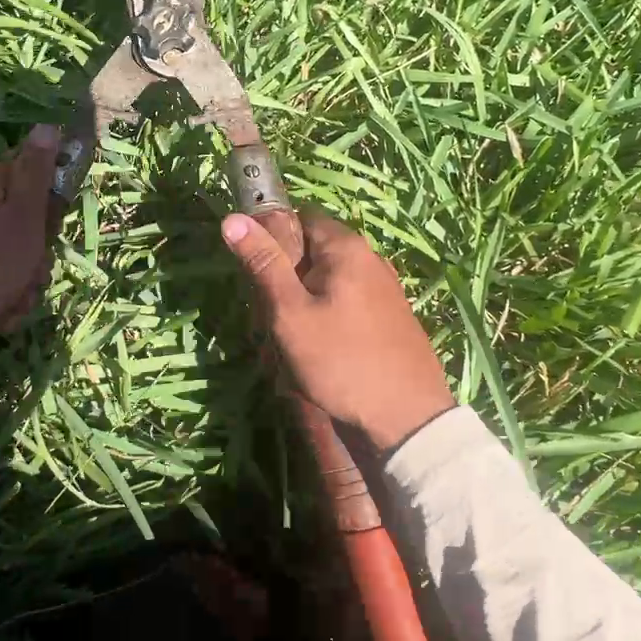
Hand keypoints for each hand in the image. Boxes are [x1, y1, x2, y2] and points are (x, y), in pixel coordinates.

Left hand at [0, 123, 60, 343]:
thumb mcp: (23, 217)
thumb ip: (36, 172)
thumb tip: (45, 125)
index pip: (31, 181)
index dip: (47, 211)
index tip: (49, 237)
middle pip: (15, 220)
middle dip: (31, 255)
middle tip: (32, 279)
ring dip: (15, 280)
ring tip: (12, 307)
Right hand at [221, 210, 455, 454]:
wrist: (407, 422)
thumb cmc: (342, 361)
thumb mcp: (290, 312)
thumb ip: (263, 264)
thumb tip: (233, 218)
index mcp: (347, 247)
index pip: (298, 219)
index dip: (272, 242)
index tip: (258, 277)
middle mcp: (370, 259)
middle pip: (310, 255)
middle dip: (284, 285)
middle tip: (269, 323)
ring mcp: (383, 290)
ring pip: (324, 286)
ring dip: (301, 312)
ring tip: (289, 350)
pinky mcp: (389, 319)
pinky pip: (344, 309)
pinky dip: (324, 327)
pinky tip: (315, 361)